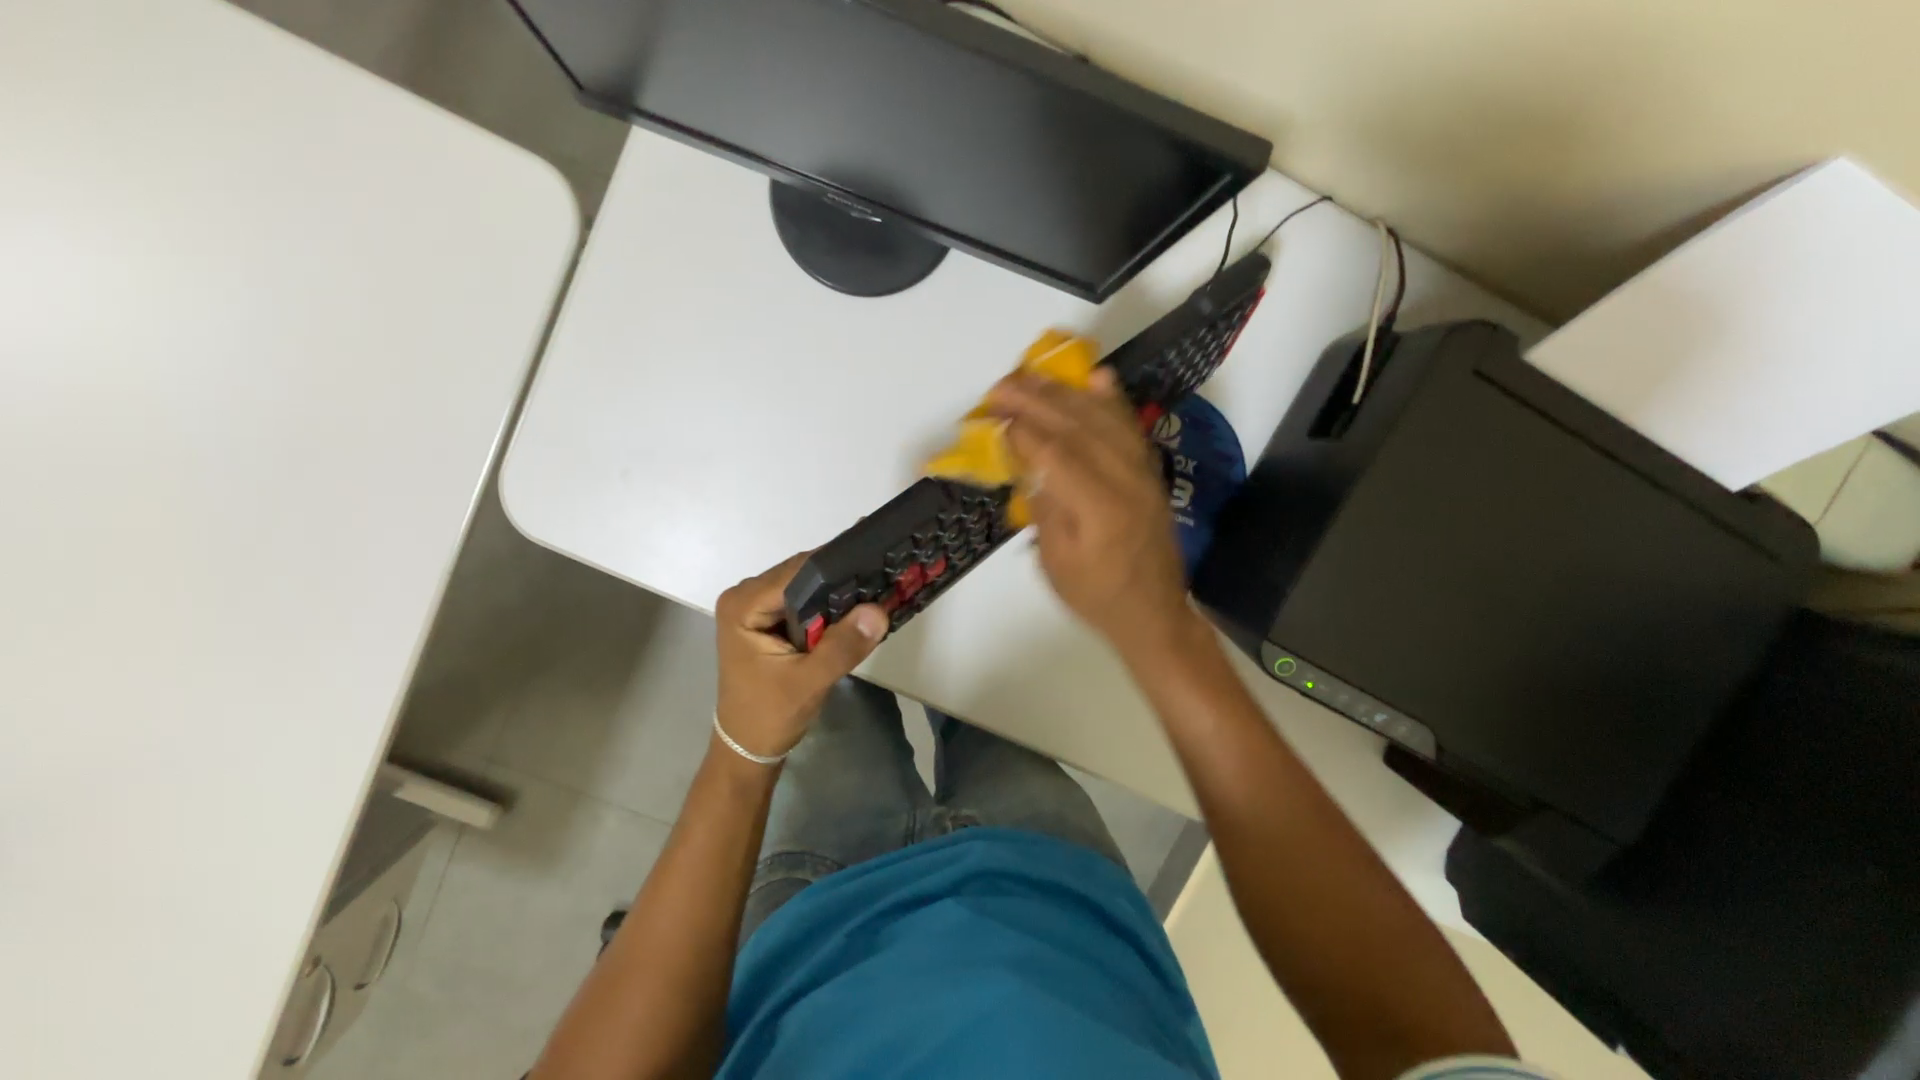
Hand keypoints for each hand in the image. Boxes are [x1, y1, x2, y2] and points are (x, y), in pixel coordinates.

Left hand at [713, 553, 887, 759]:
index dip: (836, 565)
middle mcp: (745, 597)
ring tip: (876, 592)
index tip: (876, 562)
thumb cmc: (769, 715)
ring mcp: (756, 608)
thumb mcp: (809, 682)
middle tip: (883, 578)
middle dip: (840, 578)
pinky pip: (804, 603)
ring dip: (836, 593)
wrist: (749, 749)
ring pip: (805, 587)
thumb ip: (842, 646)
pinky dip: (828, 608)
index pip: (797, 570)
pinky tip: (856, 612)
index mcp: (743, 604)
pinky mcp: (768, 622)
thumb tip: (878, 611)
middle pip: (801, 574)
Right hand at [987, 369, 1193, 655]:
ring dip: (1065, 392)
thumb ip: (1043, 506)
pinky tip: (1094, 378)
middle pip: (1077, 427)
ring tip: (1031, 376)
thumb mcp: (1055, 561)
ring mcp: (1142, 472)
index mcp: (1099, 510)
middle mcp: (1125, 481)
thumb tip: (1025, 461)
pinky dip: (1110, 399)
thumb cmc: (1095, 595)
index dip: (1022, 431)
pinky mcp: (1150, 471)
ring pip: (1103, 418)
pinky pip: (1129, 426)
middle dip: (1036, 400)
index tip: (992, 418)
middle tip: (1000, 386)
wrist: (1153, 612)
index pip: (1056, 454)